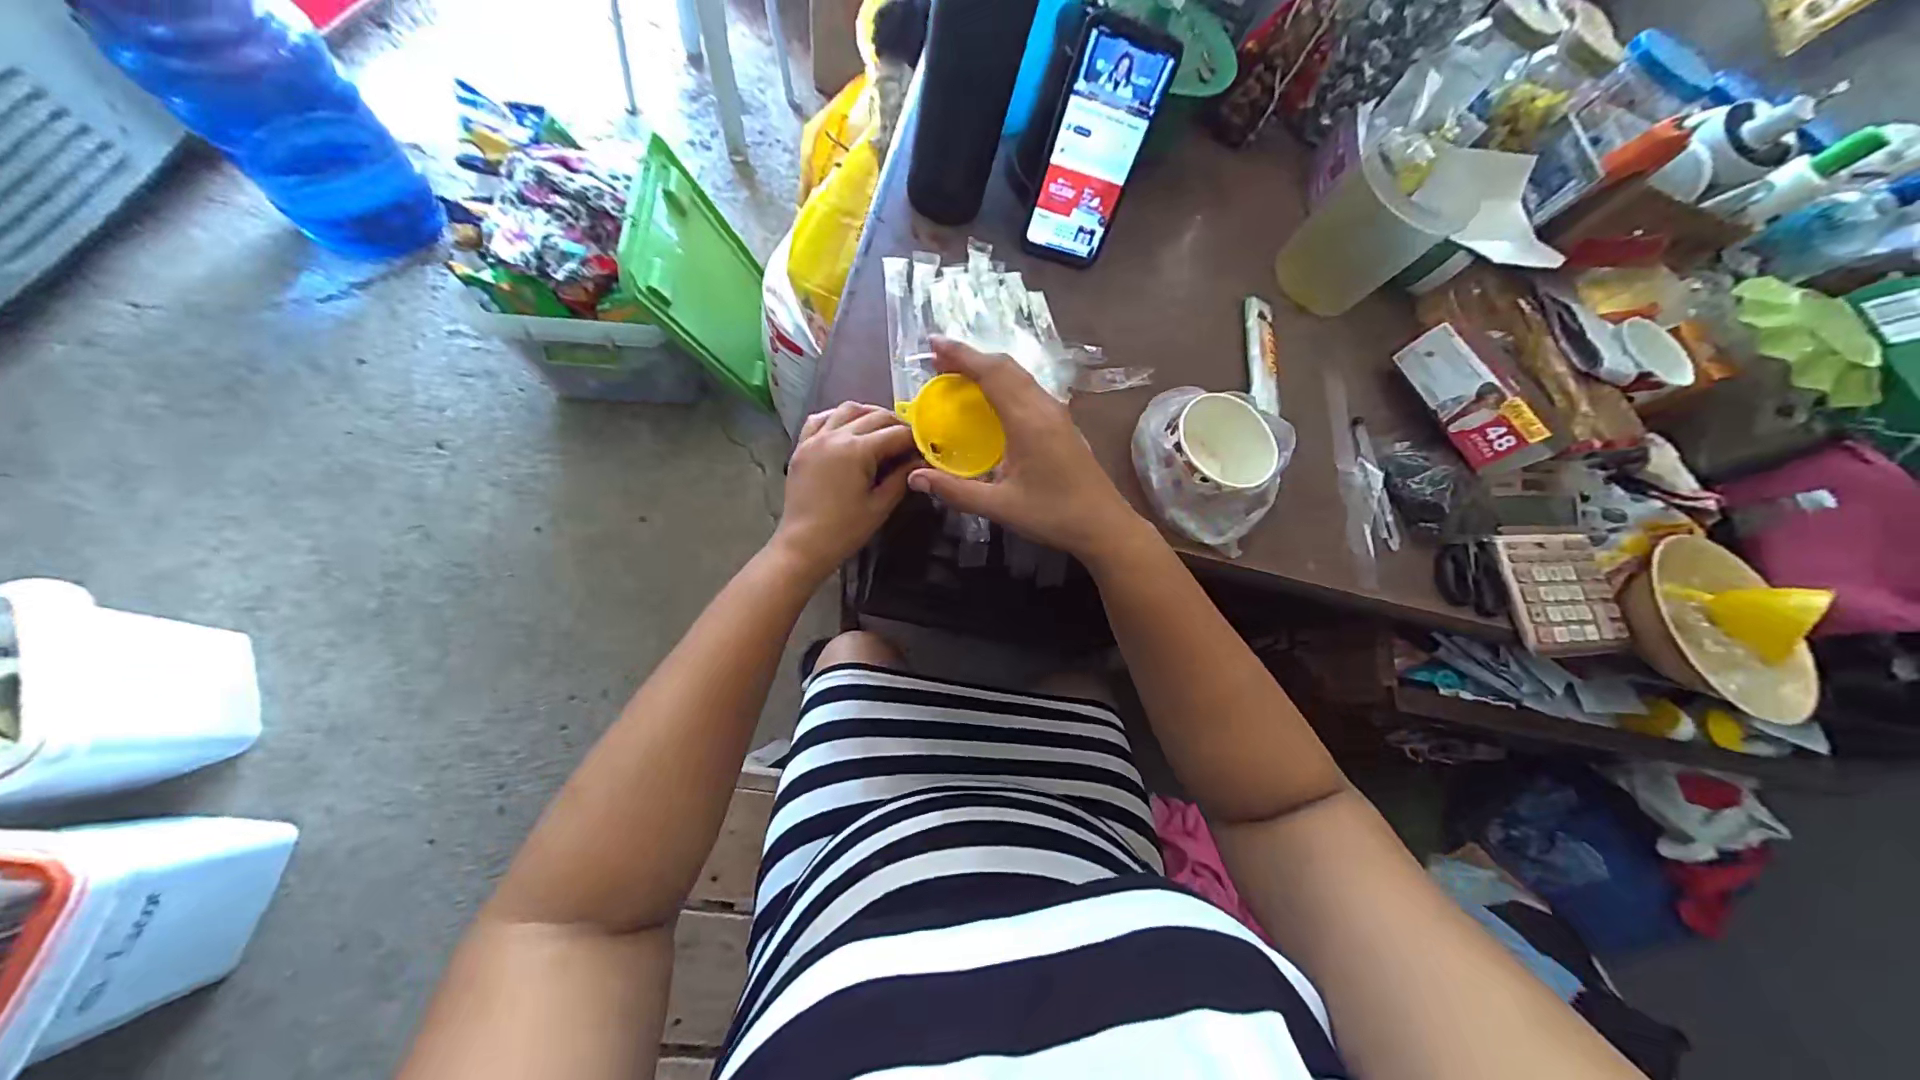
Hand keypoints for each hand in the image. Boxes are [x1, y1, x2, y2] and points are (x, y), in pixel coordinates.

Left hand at [771, 402, 917, 579]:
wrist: (803, 545)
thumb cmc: (845, 530)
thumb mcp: (880, 505)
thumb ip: (901, 477)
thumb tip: (919, 460)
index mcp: (857, 450)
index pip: (896, 433)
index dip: (915, 439)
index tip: (926, 448)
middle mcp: (835, 435)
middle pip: (874, 416)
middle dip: (897, 425)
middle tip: (910, 440)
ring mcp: (815, 438)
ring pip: (847, 409)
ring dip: (869, 414)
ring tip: (882, 429)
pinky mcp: (802, 446)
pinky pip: (820, 419)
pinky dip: (838, 417)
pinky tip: (848, 428)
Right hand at [907, 338, 1145, 561]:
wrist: (1105, 525)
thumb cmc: (1054, 515)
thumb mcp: (1000, 506)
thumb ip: (956, 491)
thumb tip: (915, 478)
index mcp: (1028, 421)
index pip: (991, 373)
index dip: (961, 355)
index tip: (933, 344)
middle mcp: (1044, 408)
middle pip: (1006, 366)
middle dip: (971, 357)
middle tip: (938, 359)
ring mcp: (1057, 414)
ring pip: (1020, 376)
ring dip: (988, 368)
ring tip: (959, 374)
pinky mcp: (1063, 424)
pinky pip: (1028, 389)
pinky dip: (1004, 383)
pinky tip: (991, 399)